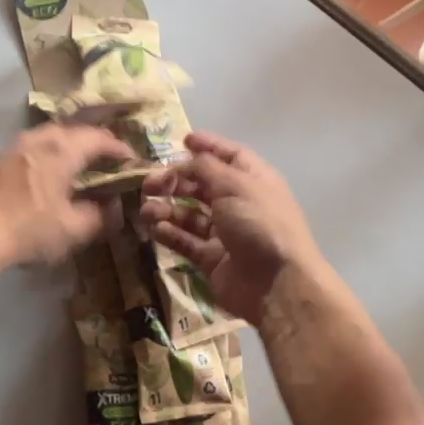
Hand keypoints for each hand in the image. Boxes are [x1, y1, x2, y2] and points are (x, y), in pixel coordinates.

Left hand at [0, 124, 135, 267]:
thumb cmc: (29, 230)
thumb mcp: (74, 230)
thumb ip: (101, 216)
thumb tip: (113, 208)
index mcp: (61, 149)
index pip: (99, 138)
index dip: (118, 148)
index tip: (130, 159)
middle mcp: (35, 140)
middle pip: (69, 132)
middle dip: (89, 144)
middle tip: (102, 160)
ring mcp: (8, 150)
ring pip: (42, 140)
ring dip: (61, 150)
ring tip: (70, 169)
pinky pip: (22, 155)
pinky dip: (38, 162)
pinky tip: (36, 182)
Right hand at [138, 131, 321, 324]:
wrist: (276, 283)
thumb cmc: (260, 224)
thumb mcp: (234, 185)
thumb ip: (205, 168)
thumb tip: (184, 162)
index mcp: (254, 180)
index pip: (229, 156)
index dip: (208, 146)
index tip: (182, 141)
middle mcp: (240, 203)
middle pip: (203, 185)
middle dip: (175, 181)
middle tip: (149, 184)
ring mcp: (225, 233)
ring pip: (190, 215)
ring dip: (167, 208)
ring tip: (147, 210)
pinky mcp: (211, 259)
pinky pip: (186, 241)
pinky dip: (170, 233)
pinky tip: (156, 228)